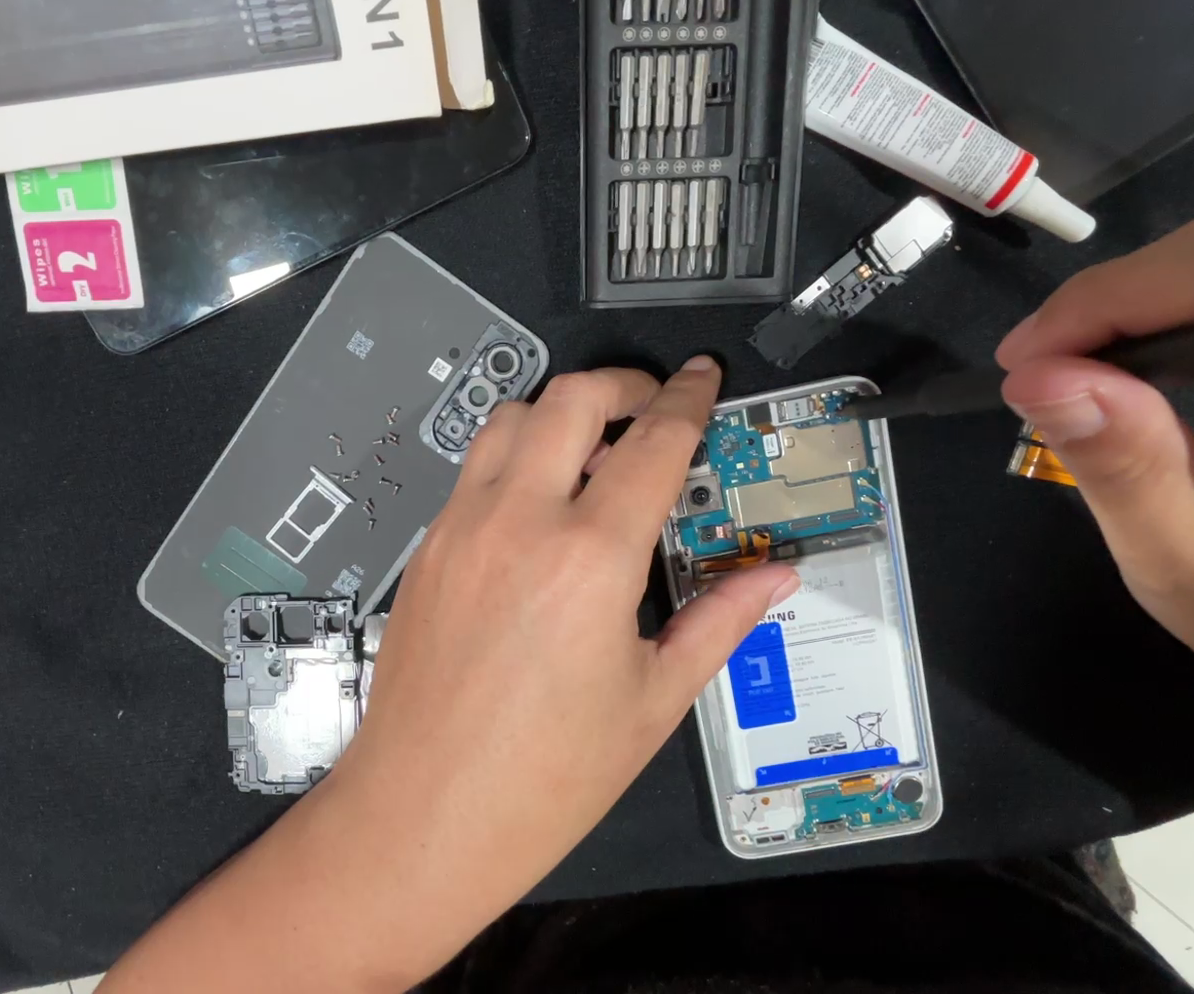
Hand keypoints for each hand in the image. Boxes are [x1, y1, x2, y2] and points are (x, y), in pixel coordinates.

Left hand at [319, 358, 799, 980]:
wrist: (421, 815)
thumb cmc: (544, 778)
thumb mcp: (653, 701)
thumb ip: (718, 621)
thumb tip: (771, 578)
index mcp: (589, 558)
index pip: (653, 443)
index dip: (688, 399)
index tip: (702, 378)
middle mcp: (519, 521)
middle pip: (572, 397)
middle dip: (623, 382)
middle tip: (654, 405)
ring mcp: (462, 527)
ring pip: (510, 417)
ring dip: (560, 410)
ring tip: (595, 446)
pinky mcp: (428, 546)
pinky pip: (474, 466)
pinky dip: (515, 453)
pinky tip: (539, 500)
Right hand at [995, 211, 1193, 726]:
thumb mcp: (1186, 573)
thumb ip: (1125, 473)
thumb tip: (1038, 375)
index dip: (1137, 291)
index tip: (1033, 357)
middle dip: (1117, 298)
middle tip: (1032, 371)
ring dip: (1130, 304)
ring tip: (1066, 373)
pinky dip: (1159, 311)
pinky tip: (1120, 364)